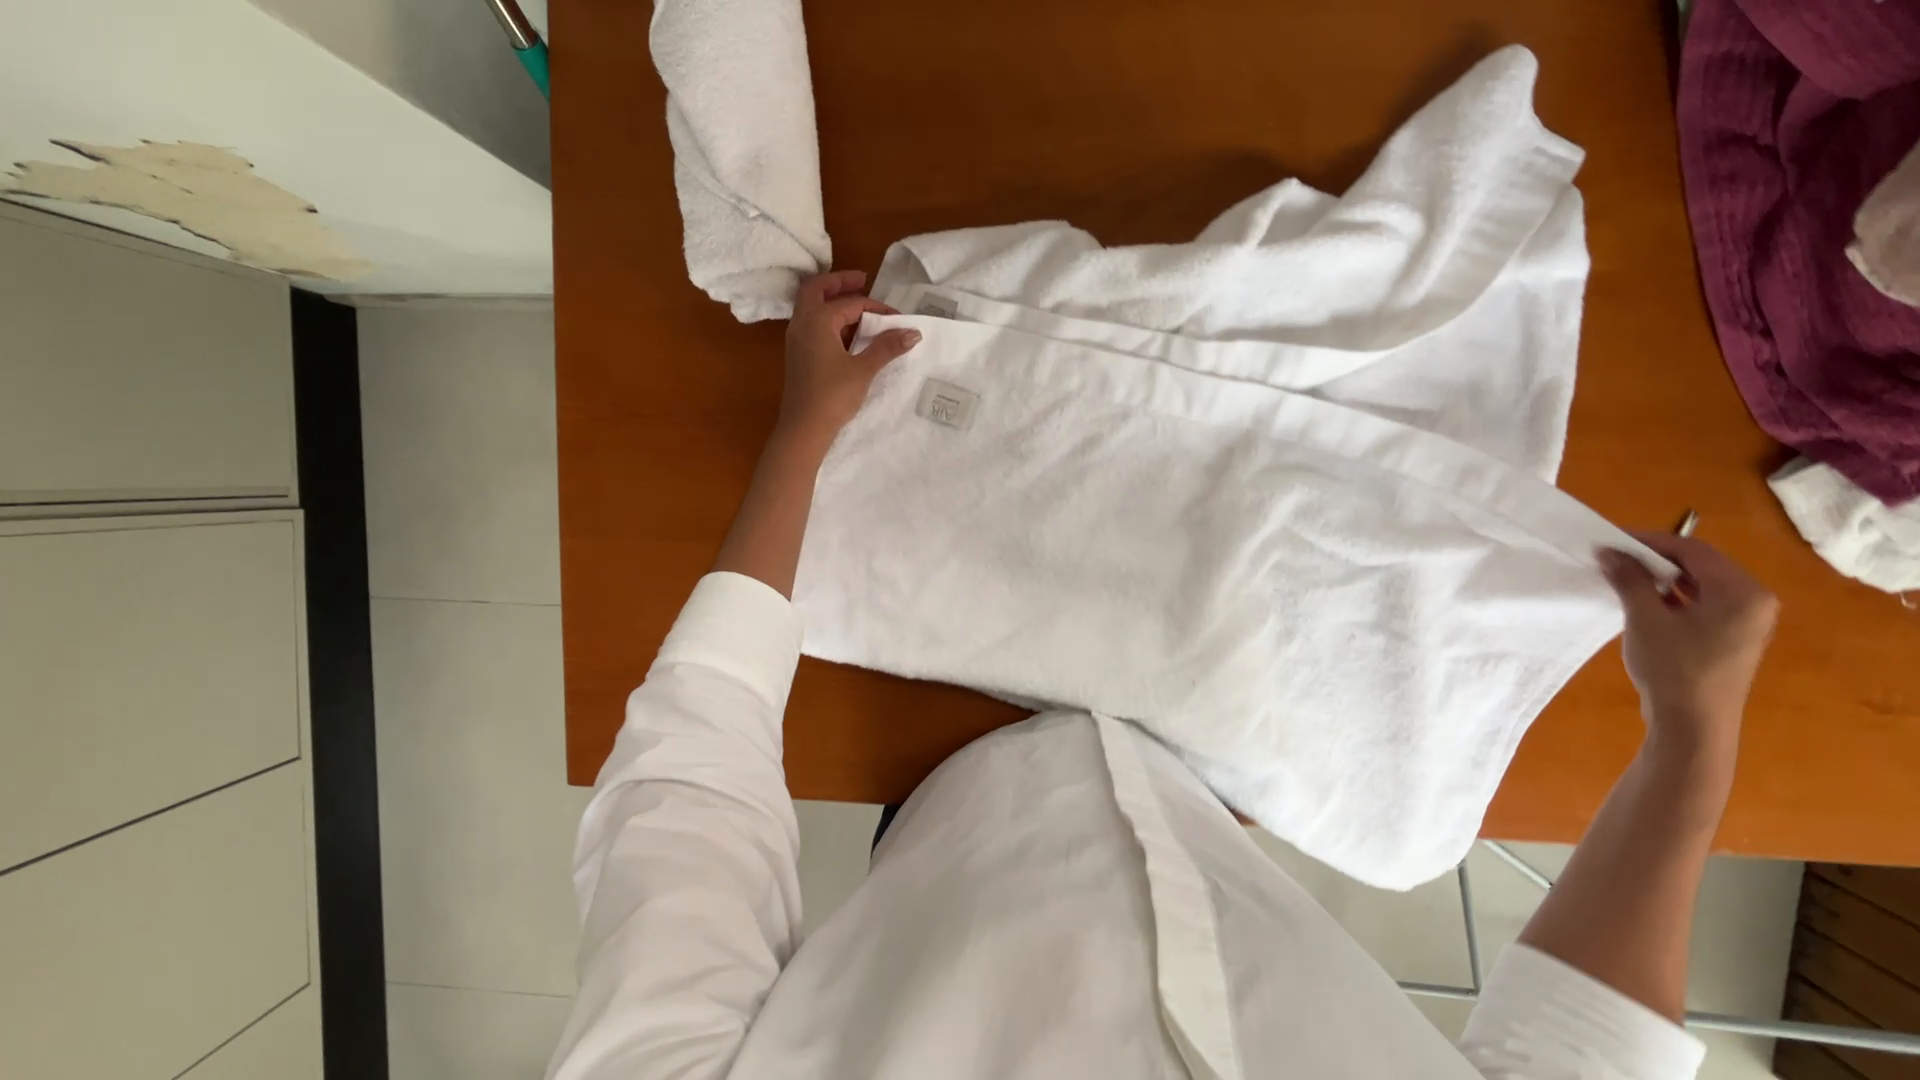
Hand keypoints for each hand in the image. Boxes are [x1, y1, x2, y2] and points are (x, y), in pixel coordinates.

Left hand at [778, 270, 921, 449]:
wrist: (804, 428)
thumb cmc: (832, 396)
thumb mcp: (863, 370)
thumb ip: (887, 348)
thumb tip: (913, 332)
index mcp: (816, 321)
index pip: (848, 303)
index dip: (875, 307)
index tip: (896, 318)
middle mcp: (801, 324)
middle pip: (816, 290)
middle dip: (840, 283)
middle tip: (862, 280)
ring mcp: (796, 339)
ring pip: (812, 307)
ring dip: (833, 302)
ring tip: (859, 307)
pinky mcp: (798, 355)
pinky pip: (812, 325)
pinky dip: (829, 320)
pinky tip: (848, 334)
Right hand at [1597, 532, 1778, 751]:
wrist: (1693, 725)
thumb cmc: (1674, 668)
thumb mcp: (1645, 619)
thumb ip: (1630, 579)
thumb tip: (1609, 551)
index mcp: (1743, 592)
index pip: (1694, 550)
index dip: (1650, 541)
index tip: (1611, 541)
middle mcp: (1754, 601)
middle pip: (1701, 565)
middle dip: (1655, 558)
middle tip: (1614, 558)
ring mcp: (1746, 621)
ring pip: (1700, 584)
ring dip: (1662, 577)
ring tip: (1624, 577)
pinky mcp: (1732, 637)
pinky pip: (1702, 603)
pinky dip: (1673, 596)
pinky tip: (1645, 601)